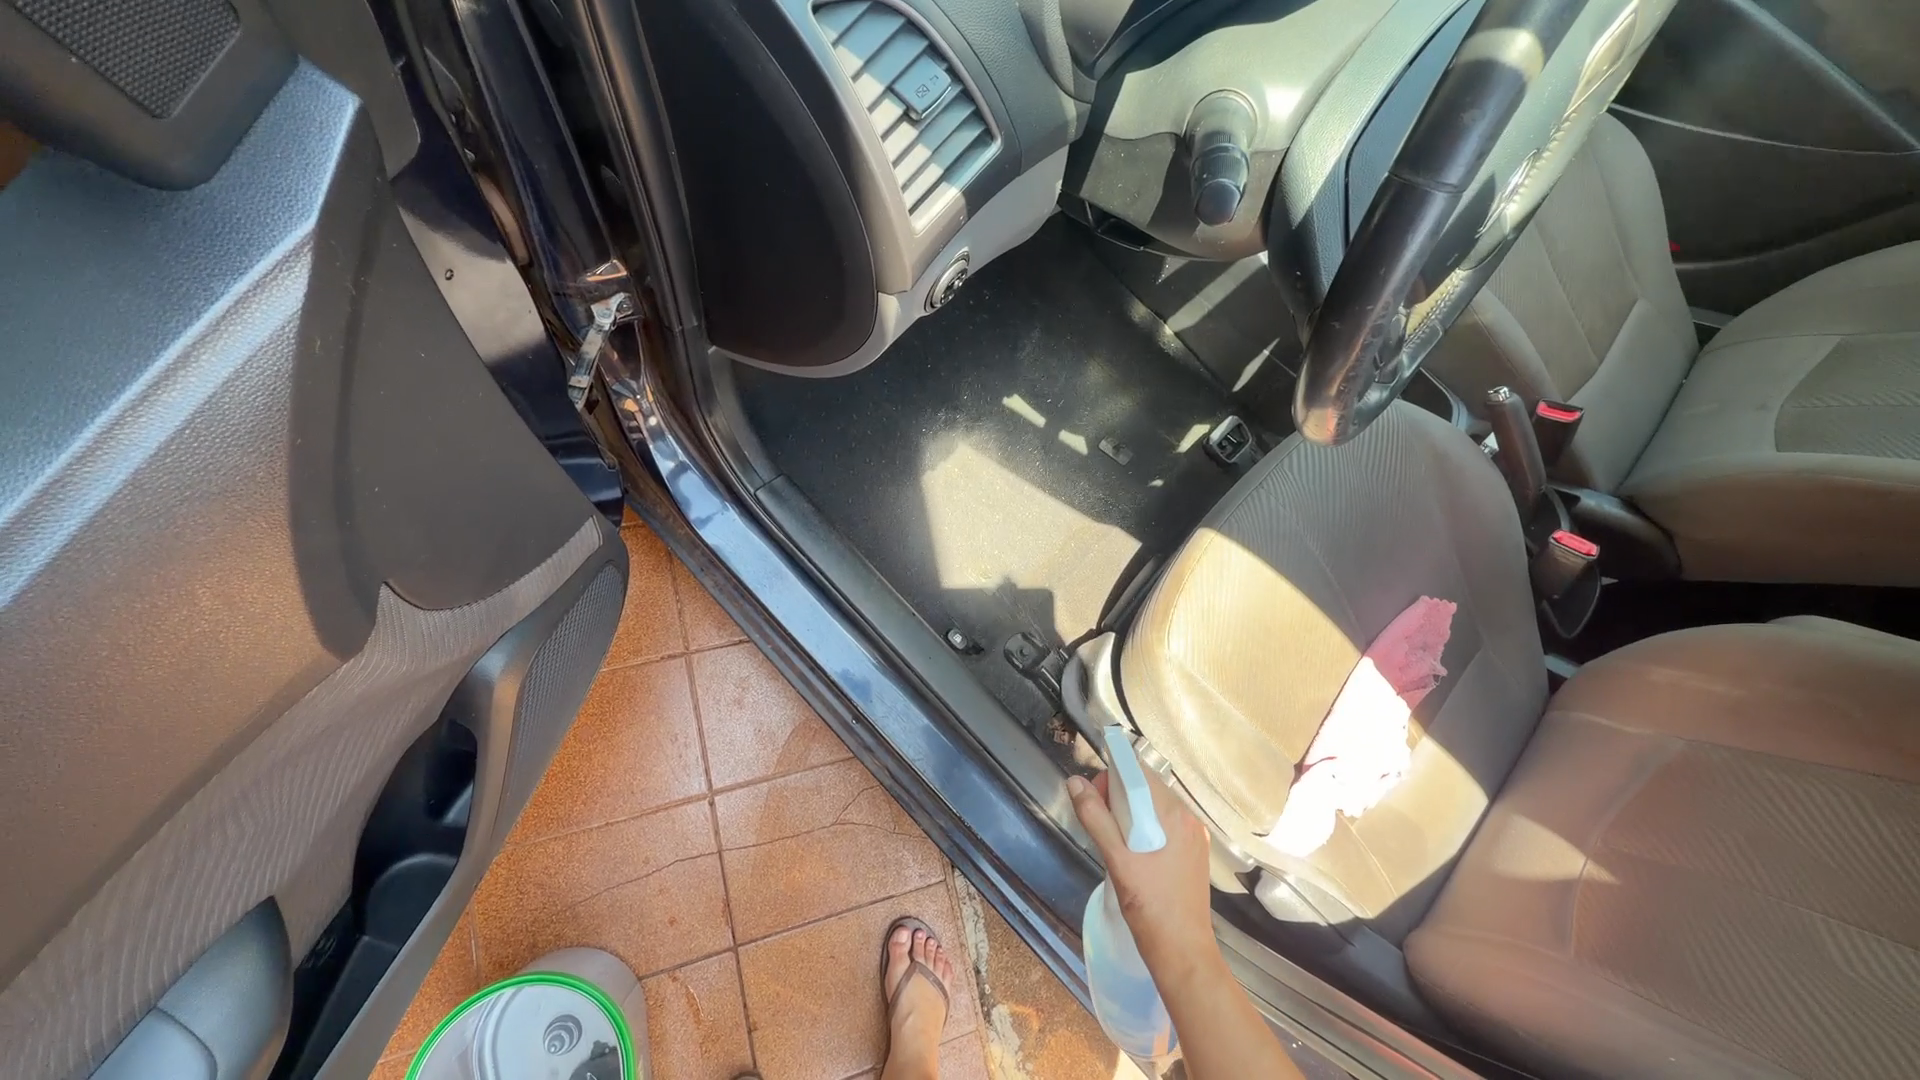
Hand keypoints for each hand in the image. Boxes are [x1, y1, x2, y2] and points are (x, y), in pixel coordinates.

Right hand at [1066, 769, 1216, 976]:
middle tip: (1098, 821)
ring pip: (1153, 808)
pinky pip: (1161, 826)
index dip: (1112, 775)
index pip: (1140, 773)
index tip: (1093, 796)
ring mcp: (1192, 838)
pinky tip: (1129, 852)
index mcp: (1175, 816)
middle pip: (1146, 788)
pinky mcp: (1190, 854)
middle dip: (1117, 795)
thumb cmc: (1151, 908)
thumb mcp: (1117, 861)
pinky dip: (1141, 828)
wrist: (1183, 954)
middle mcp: (1188, 820)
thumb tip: (1076, 783)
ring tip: (1111, 840)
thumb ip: (1096, 818)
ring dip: (1128, 813)